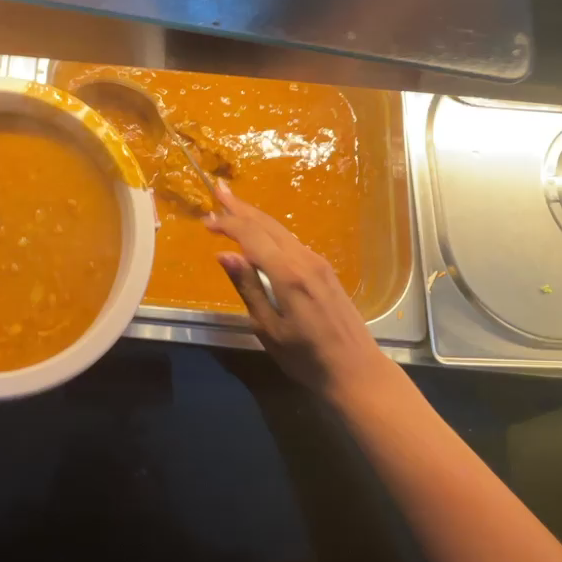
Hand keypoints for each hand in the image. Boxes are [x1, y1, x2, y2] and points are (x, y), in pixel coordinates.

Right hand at [204, 182, 401, 403]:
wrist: (356, 371)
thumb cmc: (306, 358)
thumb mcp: (268, 328)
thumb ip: (248, 287)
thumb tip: (224, 254)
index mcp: (287, 274)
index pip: (251, 235)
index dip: (227, 224)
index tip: (205, 221)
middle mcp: (304, 259)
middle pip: (267, 224)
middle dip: (240, 207)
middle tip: (218, 190)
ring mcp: (318, 262)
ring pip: (281, 230)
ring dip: (255, 216)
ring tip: (234, 204)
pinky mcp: (325, 270)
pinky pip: (291, 241)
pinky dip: (270, 231)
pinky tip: (260, 232)